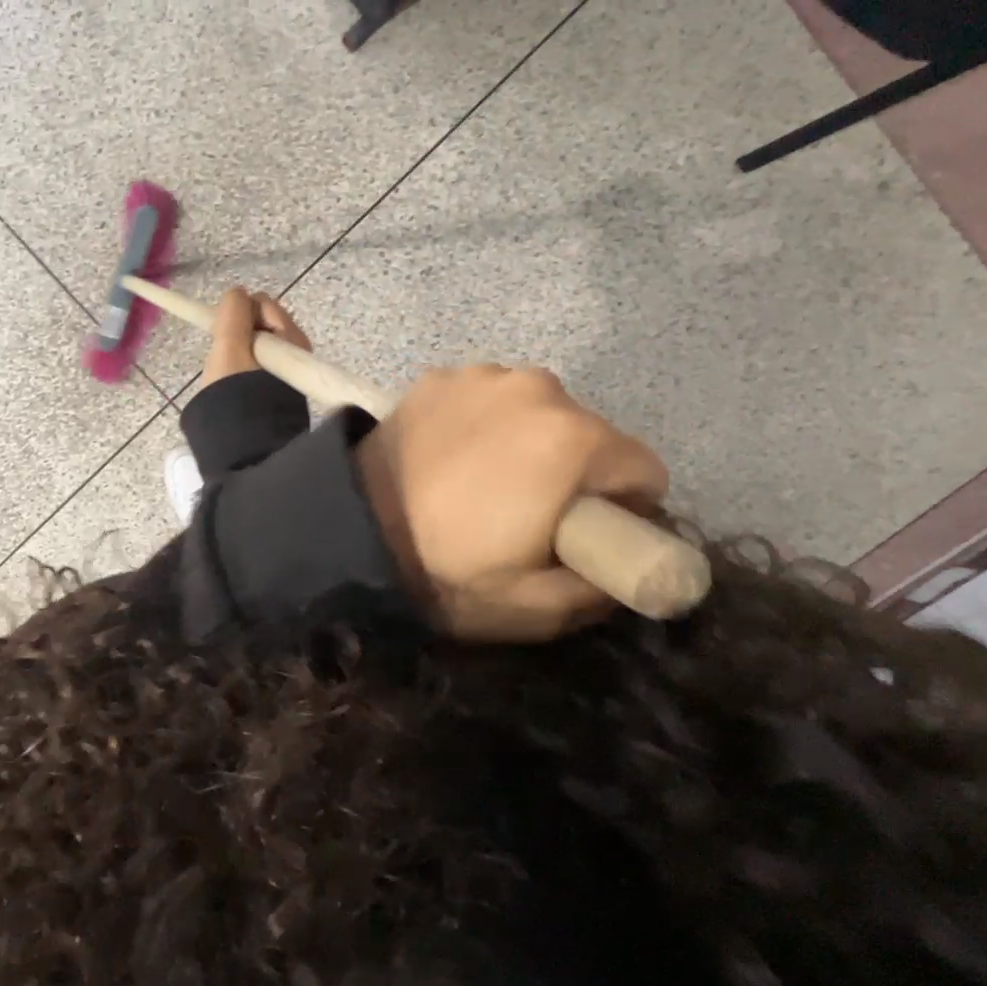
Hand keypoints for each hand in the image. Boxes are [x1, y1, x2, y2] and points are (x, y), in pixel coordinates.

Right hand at [203, 287, 311, 387]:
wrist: (245, 443)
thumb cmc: (236, 393)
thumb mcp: (230, 346)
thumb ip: (233, 313)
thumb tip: (237, 295)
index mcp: (291, 336)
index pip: (262, 303)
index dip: (238, 312)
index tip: (222, 333)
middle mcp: (296, 350)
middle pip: (260, 323)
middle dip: (239, 332)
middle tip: (225, 357)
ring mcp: (288, 371)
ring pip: (256, 345)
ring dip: (239, 352)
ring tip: (228, 376)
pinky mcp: (278, 389)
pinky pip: (257, 365)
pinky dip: (243, 369)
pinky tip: (234, 387)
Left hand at [352, 365, 668, 641]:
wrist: (342, 532)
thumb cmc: (442, 570)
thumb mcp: (534, 607)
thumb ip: (604, 589)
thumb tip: (632, 572)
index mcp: (576, 440)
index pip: (643, 473)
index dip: (623, 513)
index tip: (579, 537)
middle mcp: (539, 390)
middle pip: (590, 438)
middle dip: (571, 478)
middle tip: (520, 517)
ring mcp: (484, 376)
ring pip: (538, 415)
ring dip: (525, 446)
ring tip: (476, 489)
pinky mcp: (440, 376)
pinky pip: (487, 402)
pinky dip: (480, 427)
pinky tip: (445, 462)